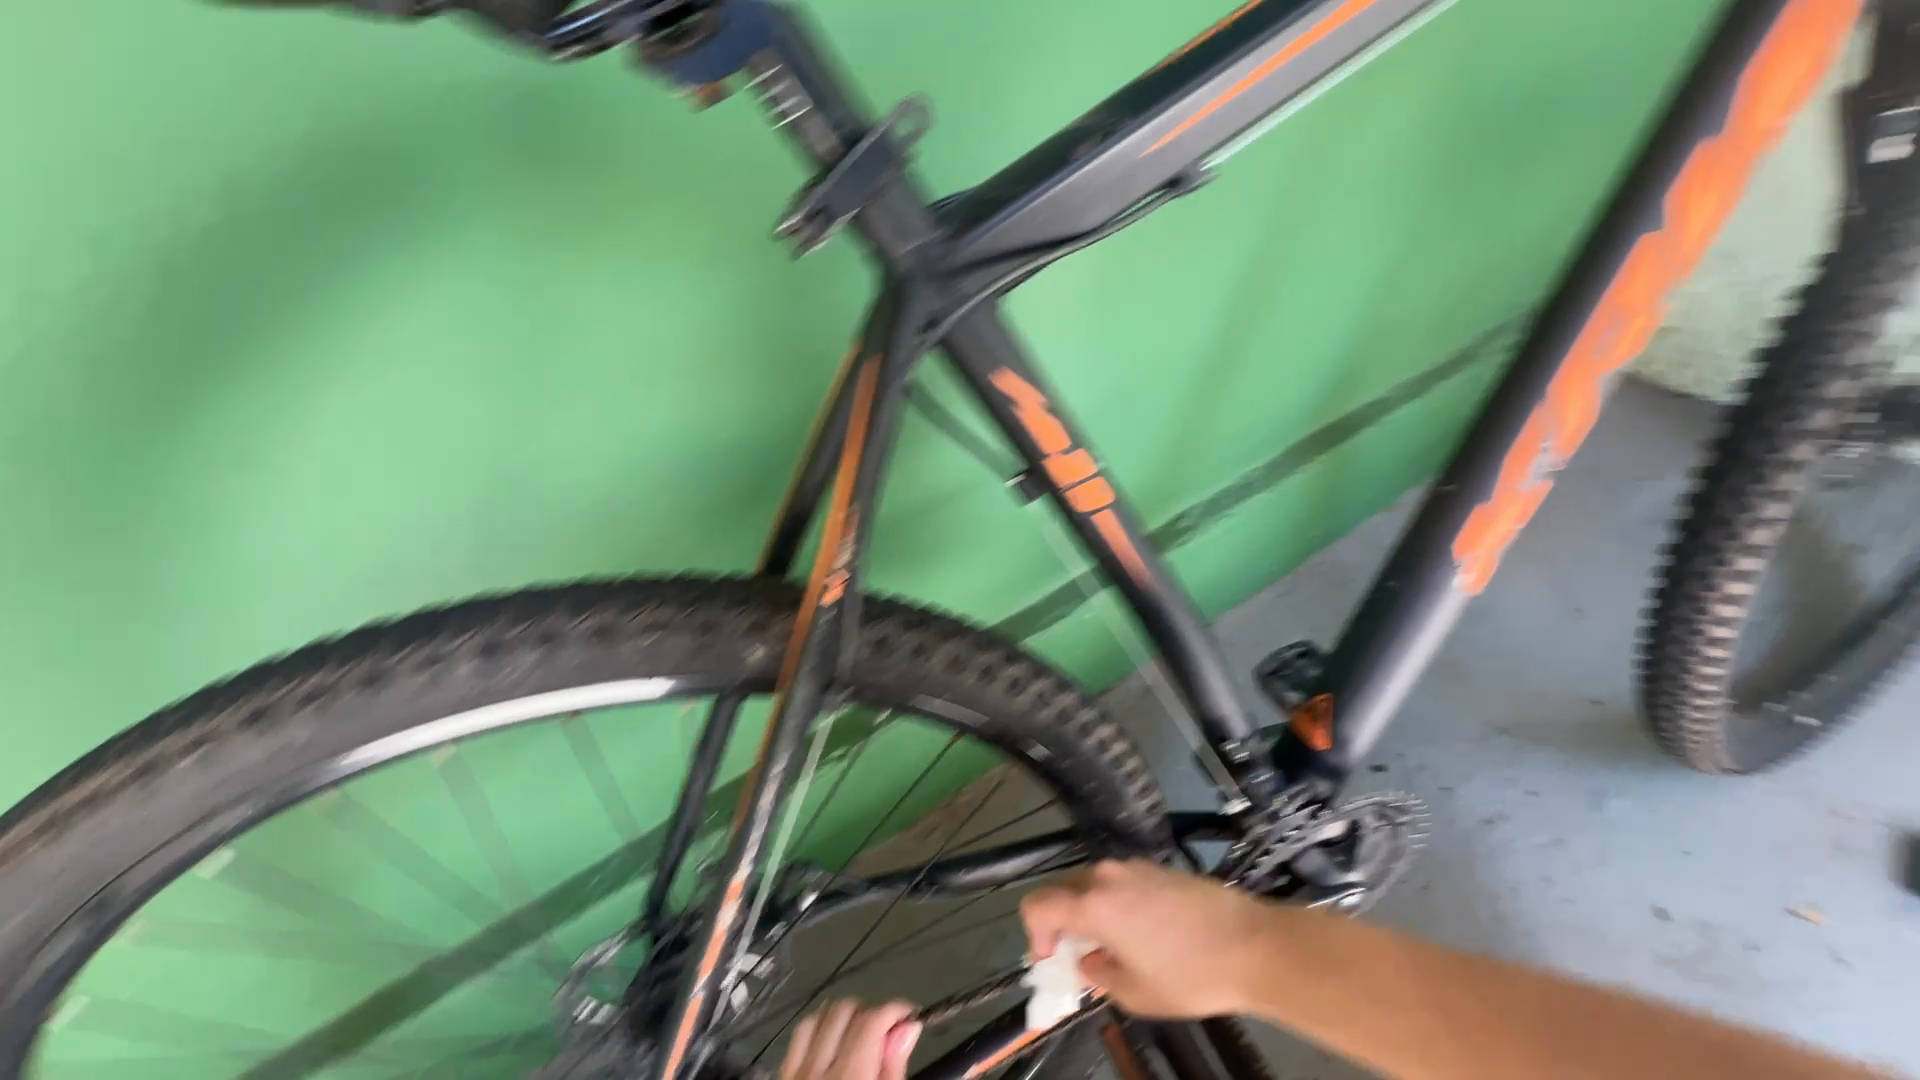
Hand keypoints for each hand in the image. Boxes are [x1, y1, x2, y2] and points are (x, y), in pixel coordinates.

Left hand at [780, 1000, 922, 1079]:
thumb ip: (895, 1067)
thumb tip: (907, 1026)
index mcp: (850, 1075)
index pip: (872, 1020)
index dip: (896, 1009)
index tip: (910, 1014)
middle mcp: (816, 1068)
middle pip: (844, 1011)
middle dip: (869, 1012)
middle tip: (886, 1031)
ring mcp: (794, 1072)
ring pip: (816, 1018)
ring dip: (840, 1018)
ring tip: (858, 1035)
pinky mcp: (782, 1077)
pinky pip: (796, 1038)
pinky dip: (816, 1031)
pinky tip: (829, 1044)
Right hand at [1020, 859, 1276, 1018]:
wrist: (1253, 944)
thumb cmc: (1190, 975)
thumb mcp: (1136, 993)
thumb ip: (1099, 975)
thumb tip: (1089, 961)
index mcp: (1094, 904)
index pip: (1038, 904)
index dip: (1034, 933)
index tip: (1052, 959)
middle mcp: (1107, 875)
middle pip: (1063, 890)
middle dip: (1060, 922)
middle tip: (1077, 956)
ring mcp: (1135, 866)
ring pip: (1093, 884)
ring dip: (1090, 911)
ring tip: (1114, 946)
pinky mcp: (1159, 867)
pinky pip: (1121, 882)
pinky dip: (1116, 903)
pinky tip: (1144, 932)